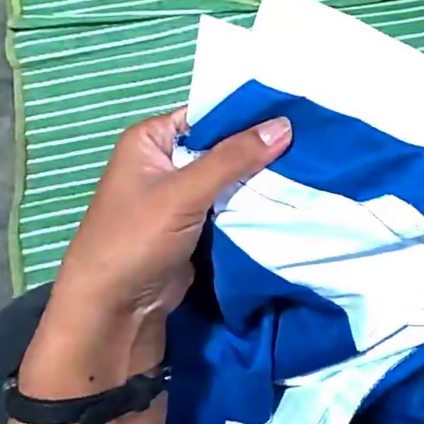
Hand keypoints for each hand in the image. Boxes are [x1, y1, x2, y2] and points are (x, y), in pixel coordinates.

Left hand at [20, 109, 291, 398]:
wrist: (115, 311)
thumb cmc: (136, 238)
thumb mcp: (184, 192)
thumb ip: (233, 158)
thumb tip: (285, 125)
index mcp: (151, 140)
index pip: (207, 115)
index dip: (247, 114)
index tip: (292, 113)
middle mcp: (165, 161)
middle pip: (222, 146)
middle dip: (258, 149)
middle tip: (308, 142)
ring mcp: (181, 195)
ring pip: (229, 178)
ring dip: (258, 178)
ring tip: (307, 165)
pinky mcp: (195, 224)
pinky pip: (229, 205)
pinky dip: (252, 203)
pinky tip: (287, 195)